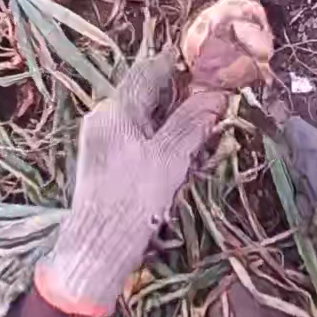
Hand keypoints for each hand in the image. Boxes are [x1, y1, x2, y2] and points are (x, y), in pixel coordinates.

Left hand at [33, 51, 229, 316]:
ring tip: (202, 131)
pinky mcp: (106, 160)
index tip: (210, 68)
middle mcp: (104, 117)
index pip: (149, 70)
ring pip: (146, 116)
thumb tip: (219, 92)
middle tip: (213, 102)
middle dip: (181, 96)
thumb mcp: (169, 158)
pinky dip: (162, 138)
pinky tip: (180, 155)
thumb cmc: (132, 201)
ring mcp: (102, 139)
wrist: (97, 250)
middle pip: (148, 93)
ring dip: (174, 119)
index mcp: (115, 110)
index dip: (180, 66)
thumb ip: (192, 122)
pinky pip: (138, 136)